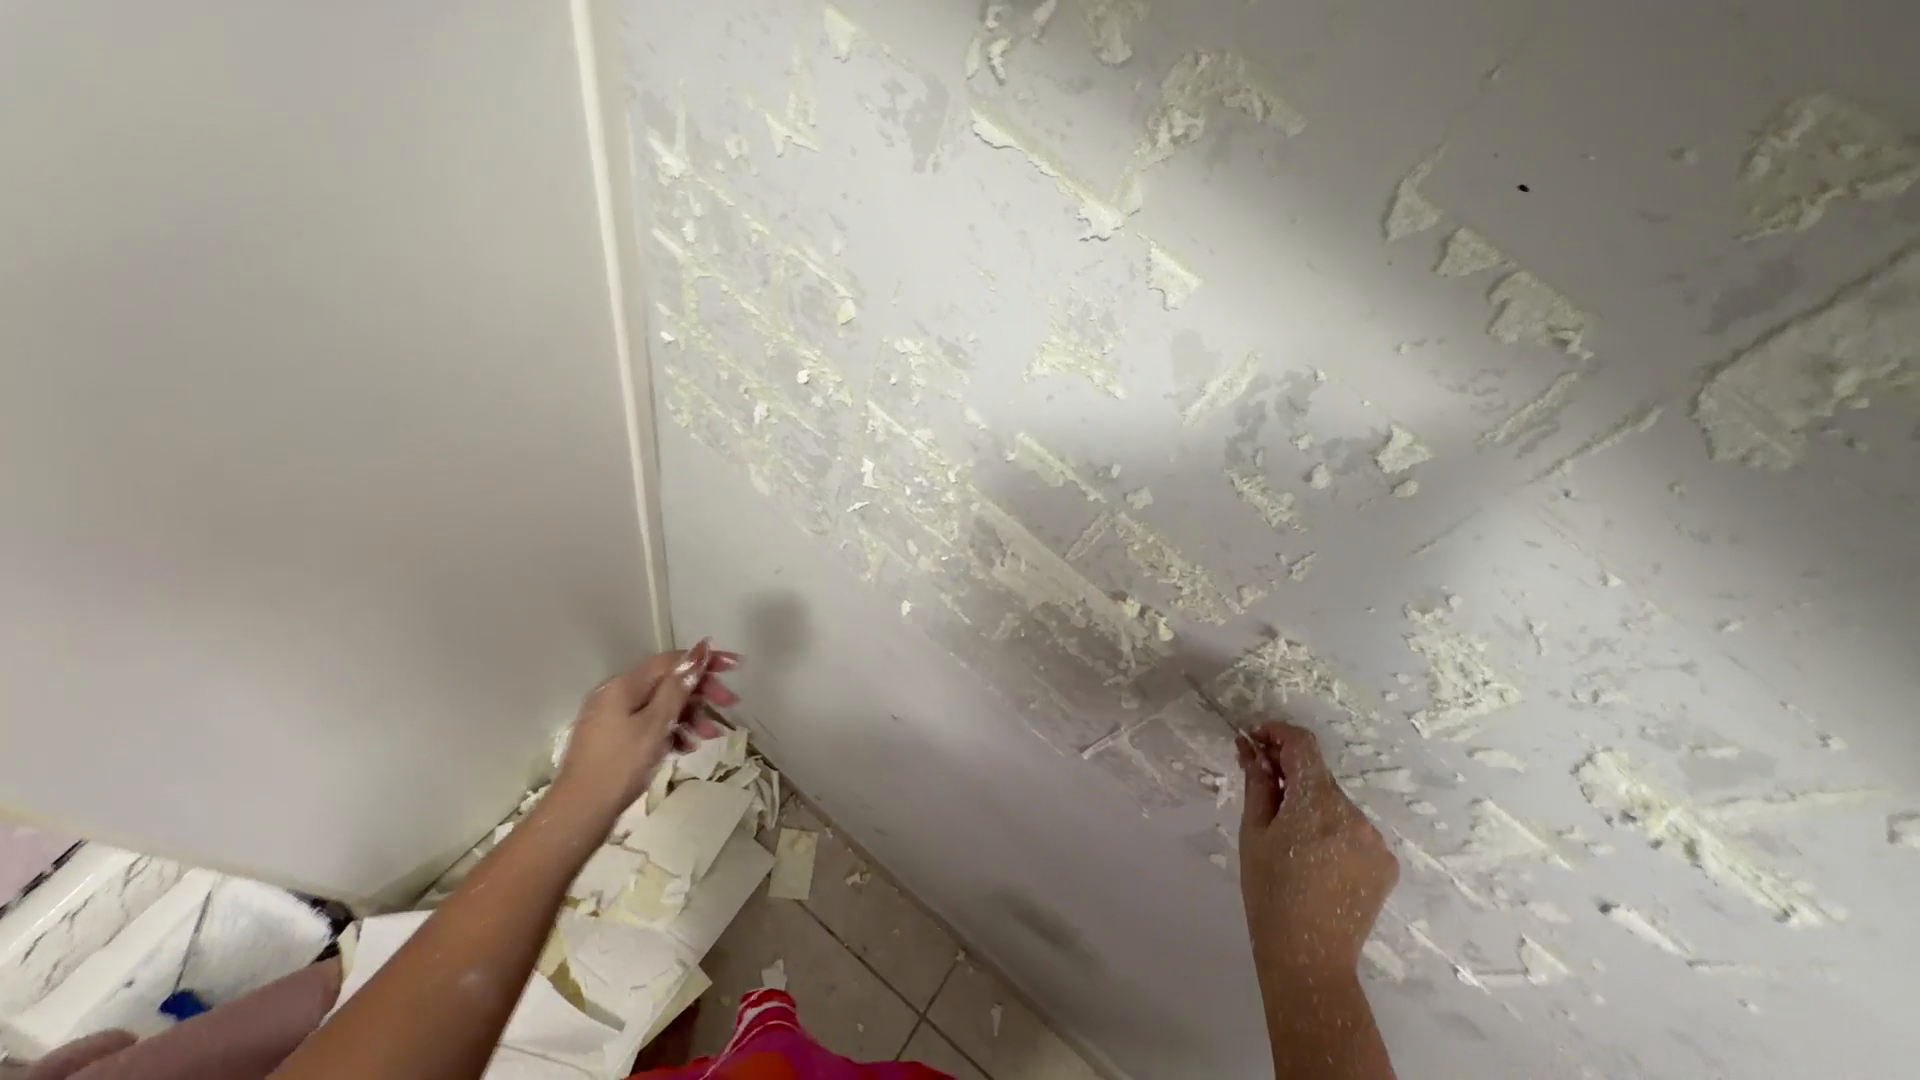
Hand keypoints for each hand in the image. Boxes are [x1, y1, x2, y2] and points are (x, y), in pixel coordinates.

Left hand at [554, 640, 740, 811]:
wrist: (579, 812)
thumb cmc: (620, 765)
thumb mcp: (655, 724)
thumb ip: (678, 687)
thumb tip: (698, 653)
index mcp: (624, 685)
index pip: (671, 661)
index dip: (705, 661)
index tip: (736, 667)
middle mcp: (617, 694)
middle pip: (668, 682)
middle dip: (701, 692)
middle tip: (730, 704)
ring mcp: (613, 717)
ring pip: (661, 706)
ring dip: (690, 716)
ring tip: (710, 737)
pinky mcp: (614, 739)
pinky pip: (650, 725)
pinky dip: (671, 732)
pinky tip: (686, 748)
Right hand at [1236, 720, 1397, 982]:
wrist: (1308, 957)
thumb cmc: (1268, 892)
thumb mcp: (1253, 833)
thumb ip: (1258, 784)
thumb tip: (1255, 750)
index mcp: (1317, 802)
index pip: (1303, 745)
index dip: (1279, 733)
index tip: (1257, 739)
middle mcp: (1354, 814)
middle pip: (1318, 777)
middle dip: (1290, 775)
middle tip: (1262, 789)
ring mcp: (1375, 840)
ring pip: (1335, 806)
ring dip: (1311, 806)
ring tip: (1288, 839)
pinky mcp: (1385, 864)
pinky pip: (1353, 832)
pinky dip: (1332, 832)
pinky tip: (1314, 860)